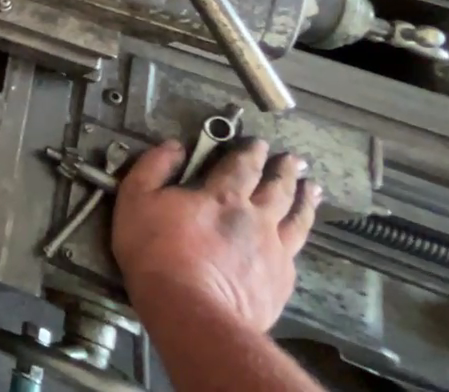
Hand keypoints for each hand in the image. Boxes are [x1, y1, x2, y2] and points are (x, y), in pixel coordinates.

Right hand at [112, 139, 322, 332]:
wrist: (190, 306)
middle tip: (295, 160)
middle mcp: (256, 219)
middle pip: (278, 189)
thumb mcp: (136, 197)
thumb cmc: (154, 248)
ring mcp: (274, 251)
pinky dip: (300, 233)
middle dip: (285, 171)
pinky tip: (300, 233)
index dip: (251, 152)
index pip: (242, 166)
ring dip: (305, 201)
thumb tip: (173, 146)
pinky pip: (296, 250)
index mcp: (221, 196)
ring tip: (313, 190)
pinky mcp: (281, 279)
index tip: (259, 142)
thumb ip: (153, 166)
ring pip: (297, 219)